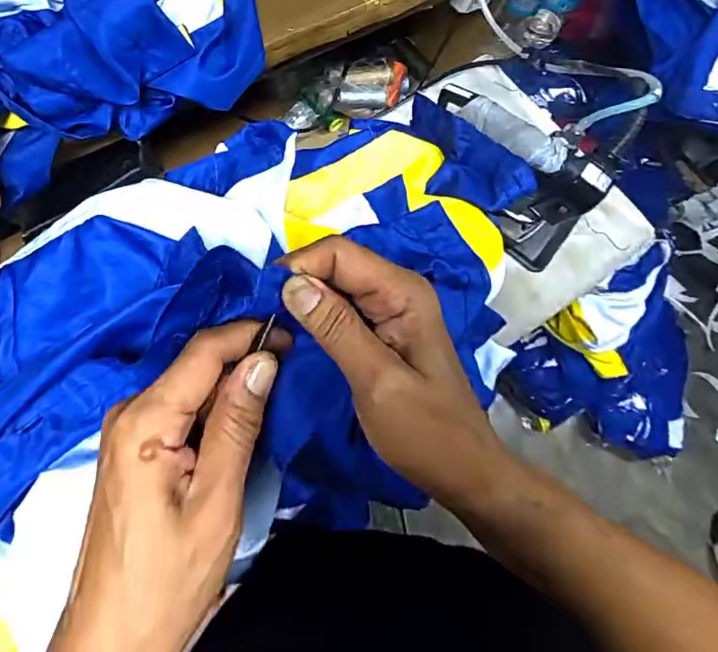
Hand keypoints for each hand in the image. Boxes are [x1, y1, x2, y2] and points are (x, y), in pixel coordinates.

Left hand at [53, 322, 282, 651]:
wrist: (112, 639)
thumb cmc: (166, 579)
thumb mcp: (216, 501)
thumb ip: (238, 423)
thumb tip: (263, 360)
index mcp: (144, 421)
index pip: (204, 349)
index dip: (252, 334)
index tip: (293, 339)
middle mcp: (128, 413)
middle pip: (196, 362)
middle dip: (245, 357)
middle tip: (290, 369)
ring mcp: (126, 429)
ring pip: (192, 382)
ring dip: (233, 383)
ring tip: (274, 393)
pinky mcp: (133, 446)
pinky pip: (181, 405)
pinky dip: (215, 405)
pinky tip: (241, 420)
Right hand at [279, 235, 512, 510]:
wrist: (461, 466)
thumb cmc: (426, 430)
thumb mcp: (377, 381)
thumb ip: (336, 329)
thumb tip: (292, 283)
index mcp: (403, 291)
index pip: (340, 252)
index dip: (299, 266)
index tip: (259, 298)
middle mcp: (399, 288)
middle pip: (337, 263)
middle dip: (296, 281)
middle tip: (256, 314)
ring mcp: (392, 307)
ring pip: (337, 284)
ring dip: (303, 298)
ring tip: (266, 323)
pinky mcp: (383, 327)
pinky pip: (343, 307)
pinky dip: (316, 315)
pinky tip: (293, 334)